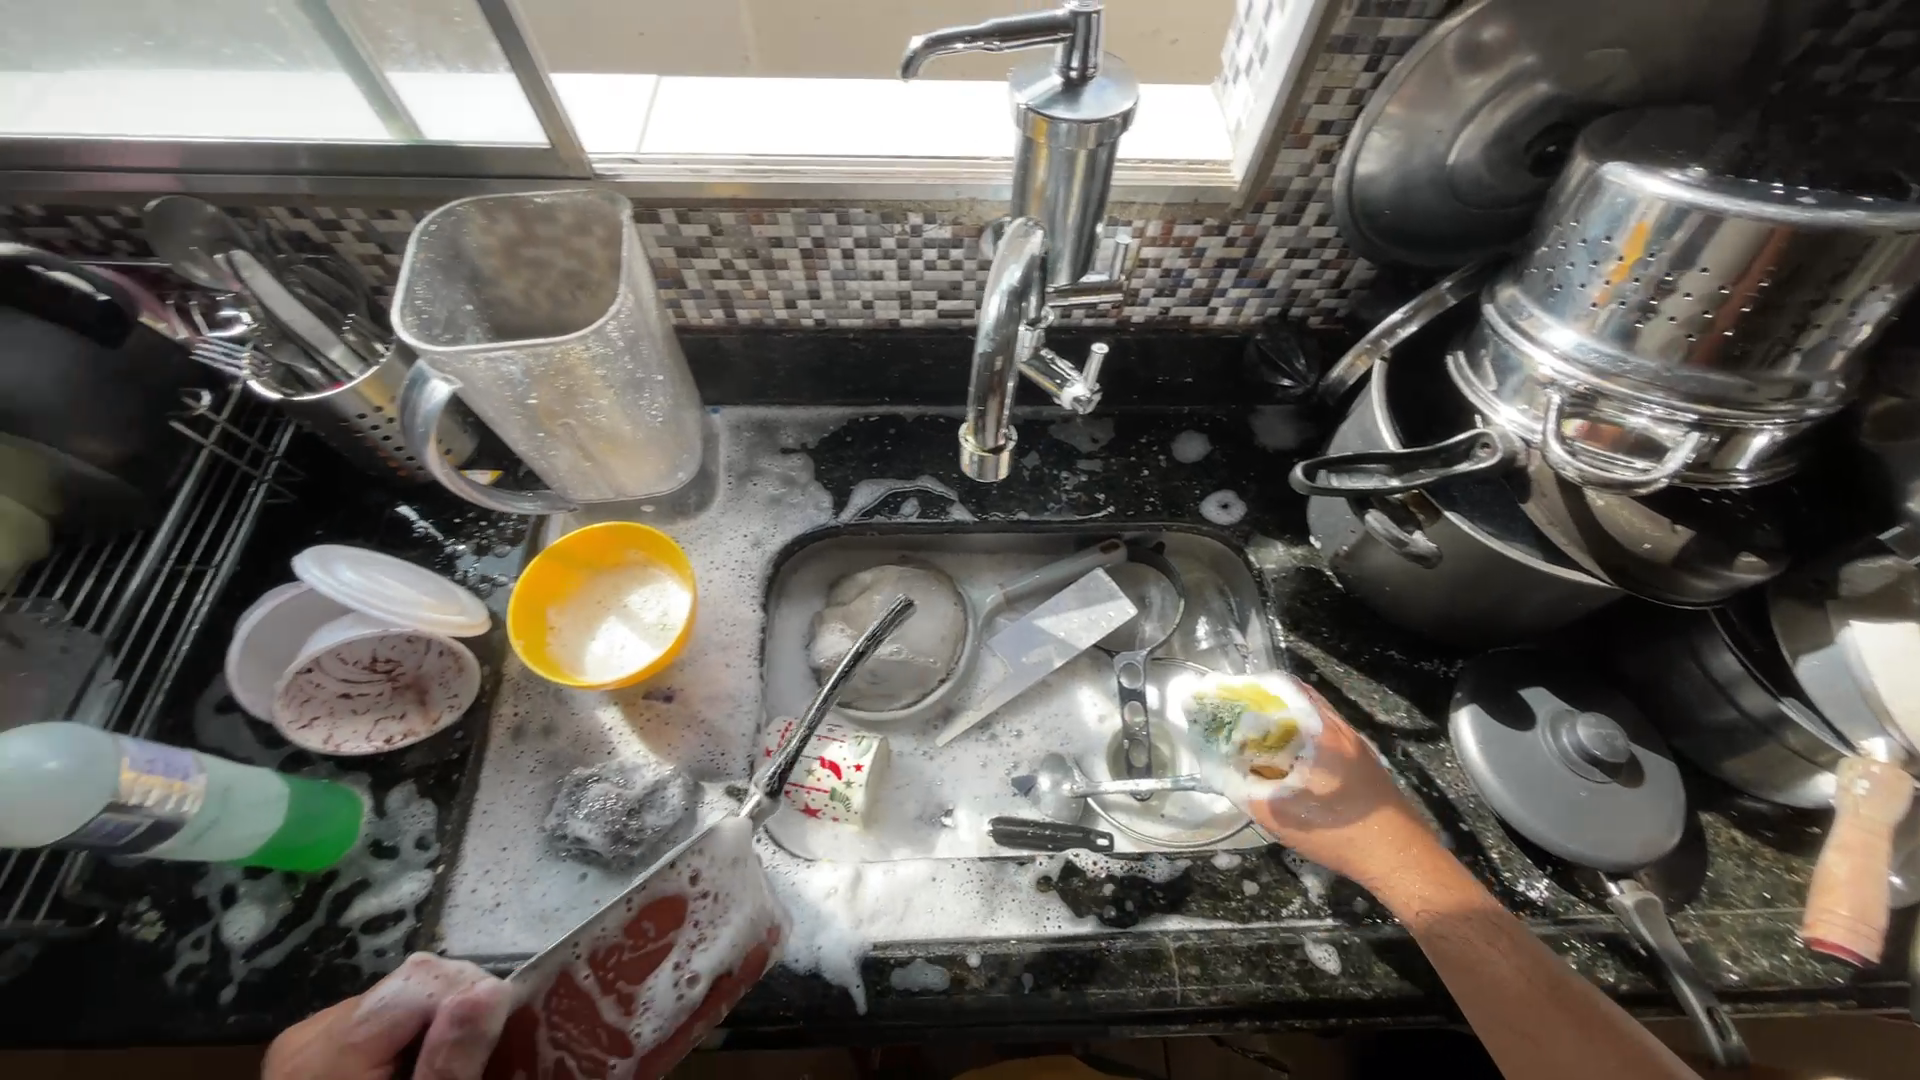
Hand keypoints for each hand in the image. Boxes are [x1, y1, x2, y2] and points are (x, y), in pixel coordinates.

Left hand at [263, 953, 511, 1079]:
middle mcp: (310, 1035)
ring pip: (400, 997)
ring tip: (444, 1067)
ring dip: (436, 1021)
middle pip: (412, 985)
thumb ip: (451, 1061)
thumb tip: (492, 988)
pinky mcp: (310, 1052)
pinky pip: (380, 1016)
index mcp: (327, 1054)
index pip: (426, 980)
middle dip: (456, 1009)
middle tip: (475, 1059)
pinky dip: (408, 1035)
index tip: (495, 1037)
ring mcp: (305, 1043)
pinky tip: (412, 1070)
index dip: (473, 997)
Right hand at [1243, 684, 1441, 895]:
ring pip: (1313, 721)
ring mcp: (1358, 747)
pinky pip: (1325, 738)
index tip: (1227, 700)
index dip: (1251, 691)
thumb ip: (1243, 789)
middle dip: (1264, 707)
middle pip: (1298, 701)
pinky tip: (1289, 764)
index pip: (1283, 690)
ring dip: (1284, 725)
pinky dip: (1302, 741)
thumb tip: (1219, 769)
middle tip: (1236, 720)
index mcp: (1321, 732)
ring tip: (1255, 741)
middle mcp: (1342, 730)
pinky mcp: (1365, 765)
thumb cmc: (1340, 834)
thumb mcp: (1279, 815)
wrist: (1403, 862)